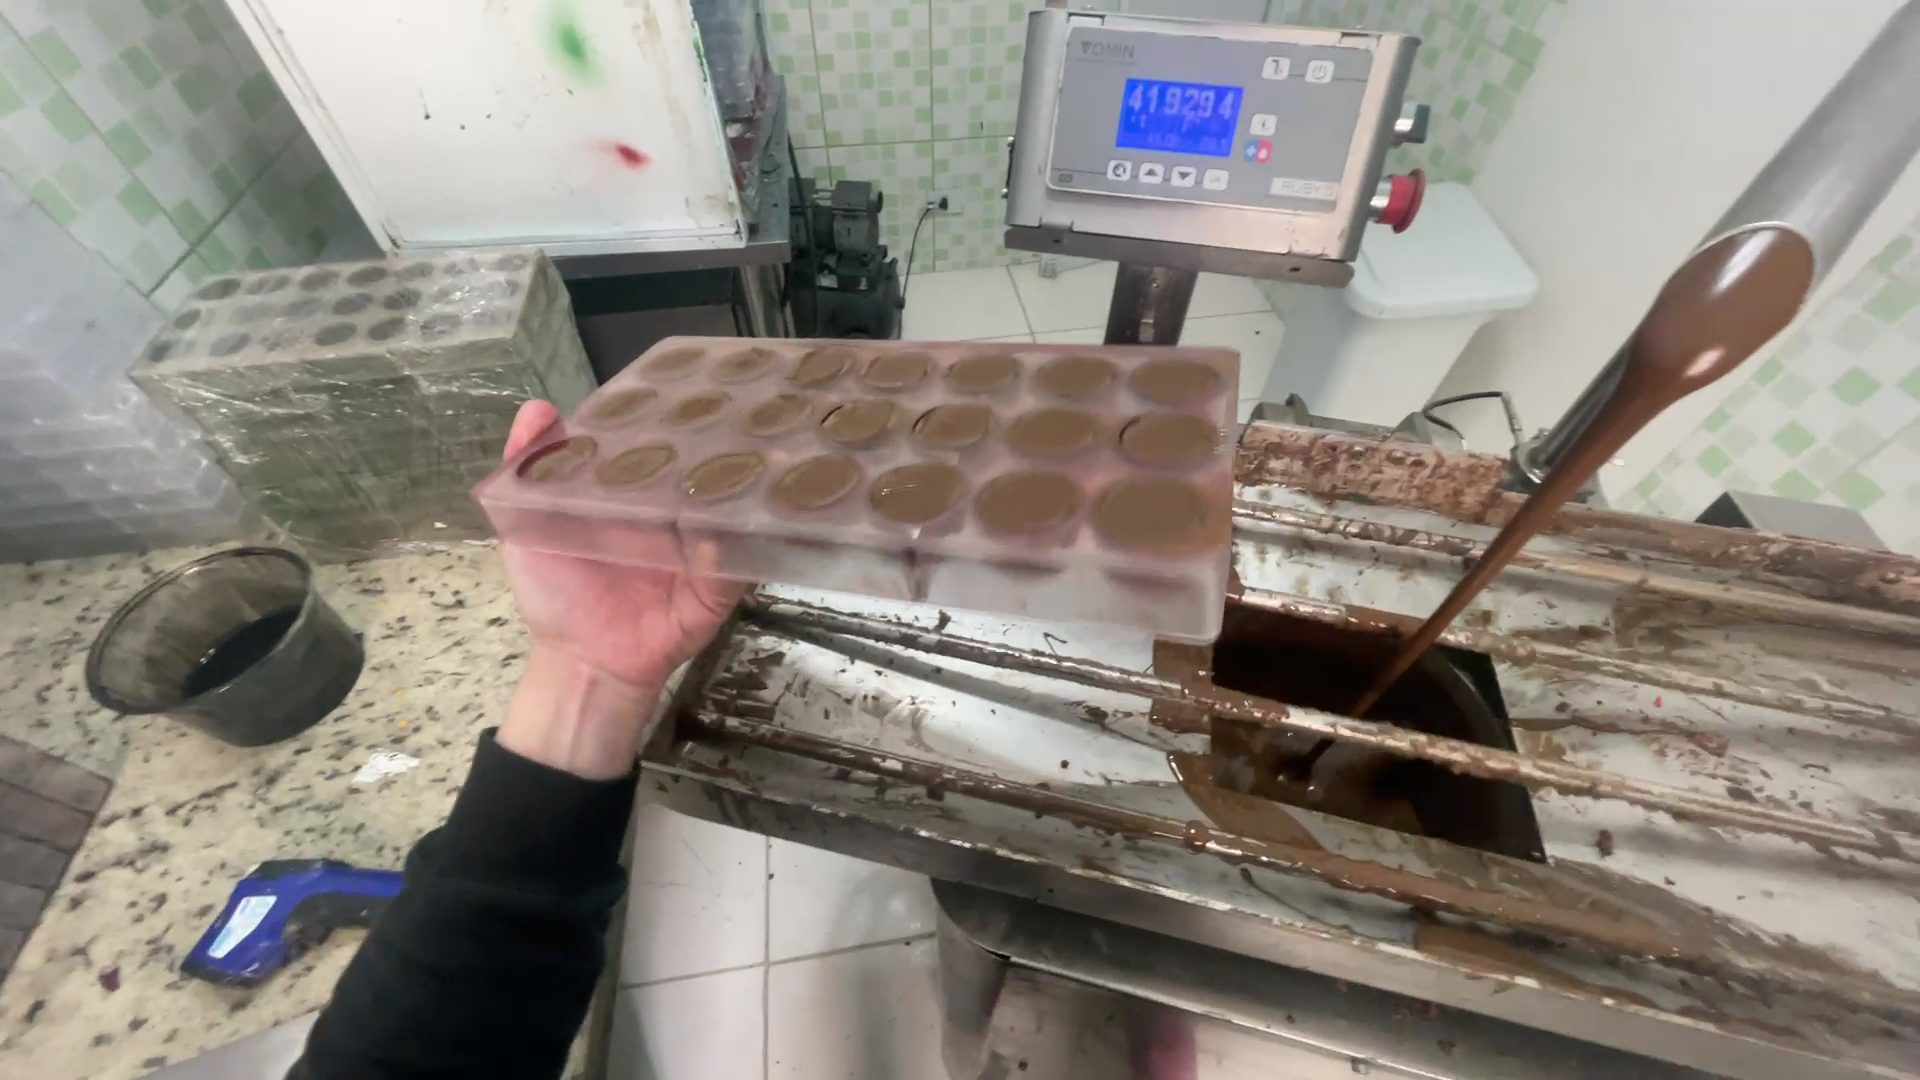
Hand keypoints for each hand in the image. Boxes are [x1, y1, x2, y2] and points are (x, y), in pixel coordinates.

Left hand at [495, 400, 747, 777]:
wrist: (581, 660)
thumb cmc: (556, 592)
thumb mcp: (525, 524)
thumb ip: (529, 468)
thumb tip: (539, 406)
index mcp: (636, 498)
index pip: (665, 452)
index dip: (678, 423)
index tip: (697, 389)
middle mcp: (674, 517)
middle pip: (706, 478)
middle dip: (728, 450)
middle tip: (752, 414)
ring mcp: (701, 551)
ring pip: (730, 514)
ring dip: (750, 490)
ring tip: (772, 454)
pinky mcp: (719, 587)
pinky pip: (737, 562)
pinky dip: (744, 542)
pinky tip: (752, 516)